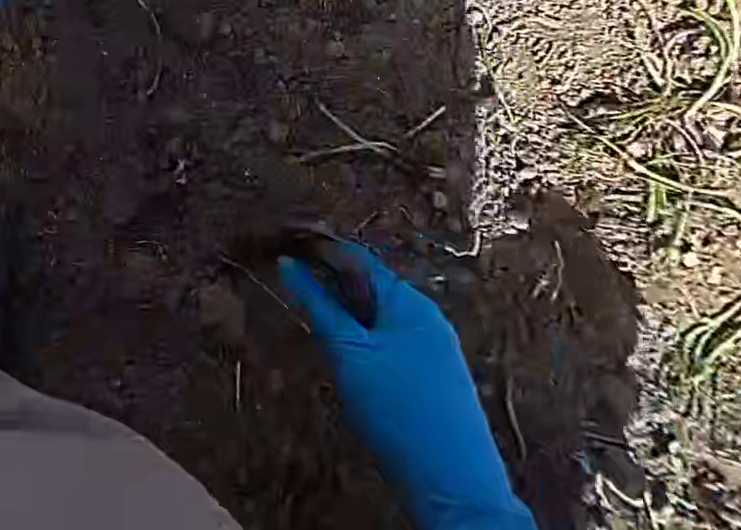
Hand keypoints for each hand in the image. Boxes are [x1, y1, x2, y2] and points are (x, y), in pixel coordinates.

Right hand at [279, 243, 532, 529]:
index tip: (285, 250)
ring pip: (377, 316)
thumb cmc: (395, 408)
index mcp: (409, 302)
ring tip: (314, 325)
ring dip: (345, 315)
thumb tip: (287, 263)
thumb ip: (316, 304)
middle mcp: (426, 317)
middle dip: (330, 286)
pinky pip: (391, 341)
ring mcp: (434, 348)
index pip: (357, 258)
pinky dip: (363, 339)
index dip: (319, 251)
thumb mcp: (346, 352)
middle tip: (293, 291)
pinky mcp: (435, 378)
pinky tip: (346, 359)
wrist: (455, 491)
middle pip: (368, 286)